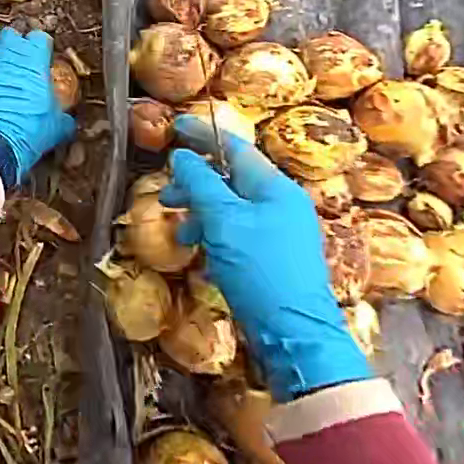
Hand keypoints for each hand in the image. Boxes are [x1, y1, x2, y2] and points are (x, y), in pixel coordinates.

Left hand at [0, 28, 76, 182]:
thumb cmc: (29, 128)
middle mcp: (10, 52)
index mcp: (36, 58)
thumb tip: (66, 121)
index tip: (41, 58)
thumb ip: (62, 113)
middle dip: (14, 46)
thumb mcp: (57, 124)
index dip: (40, 48)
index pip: (40, 38)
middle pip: (12, 35)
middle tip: (17, 63)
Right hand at [161, 116, 370, 401]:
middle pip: (231, 178)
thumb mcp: (224, 222)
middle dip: (195, 184)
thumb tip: (182, 156)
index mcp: (274, 188)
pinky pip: (238, 233)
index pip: (235, 147)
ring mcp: (280, 231)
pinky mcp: (274, 257)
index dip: (203, 135)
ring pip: (231, 208)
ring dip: (202, 214)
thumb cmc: (260, 271)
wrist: (296, 337)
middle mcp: (281, 203)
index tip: (175, 126)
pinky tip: (201, 257)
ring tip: (181, 236)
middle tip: (167, 197)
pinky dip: (215, 237)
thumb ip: (201, 184)